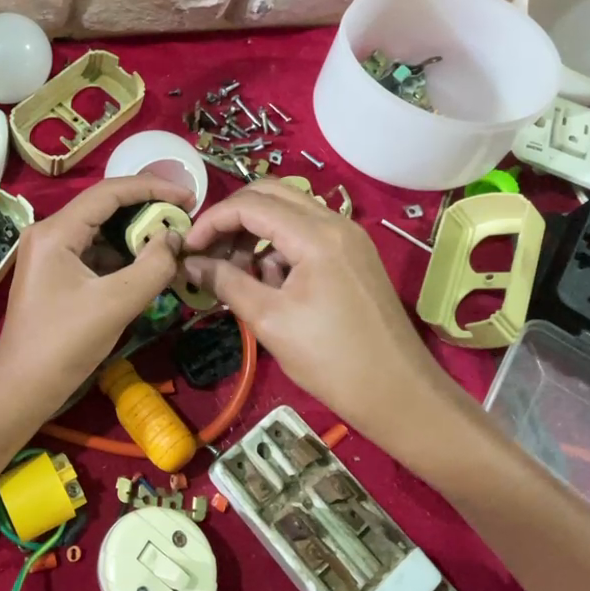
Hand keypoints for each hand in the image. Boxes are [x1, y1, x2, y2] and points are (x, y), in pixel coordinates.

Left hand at [0, 176, 194, 414]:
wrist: (23, 387)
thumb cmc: (65, 344)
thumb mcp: (116, 303)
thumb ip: (152, 267)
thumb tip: (174, 238)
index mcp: (55, 231)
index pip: (108, 192)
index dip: (151, 188)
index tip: (188, 197)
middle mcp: (49, 233)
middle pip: (103, 208)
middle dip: (145, 212)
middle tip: (184, 220)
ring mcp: (49, 254)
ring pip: (100, 232)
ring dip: (135, 236)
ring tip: (172, 243)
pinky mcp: (55, 274)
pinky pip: (93, 253)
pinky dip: (121, 257)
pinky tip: (147, 267)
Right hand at [182, 181, 465, 453]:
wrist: (401, 395)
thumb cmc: (332, 360)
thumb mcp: (269, 320)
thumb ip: (225, 282)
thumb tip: (190, 264)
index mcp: (316, 235)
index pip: (250, 205)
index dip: (211, 221)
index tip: (188, 249)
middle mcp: (335, 223)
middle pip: (270, 195)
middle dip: (232, 218)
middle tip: (208, 251)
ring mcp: (348, 238)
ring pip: (288, 212)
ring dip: (254, 231)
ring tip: (234, 271)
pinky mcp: (353, 256)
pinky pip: (306, 232)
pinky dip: (278, 246)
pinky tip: (267, 282)